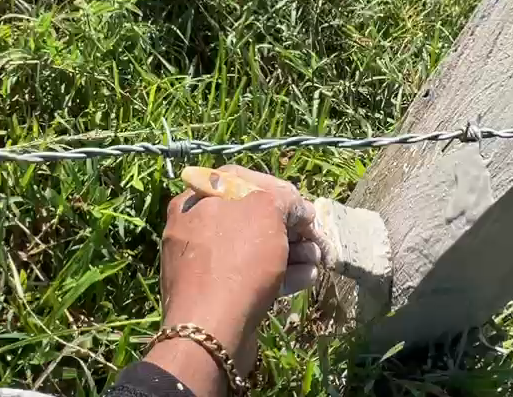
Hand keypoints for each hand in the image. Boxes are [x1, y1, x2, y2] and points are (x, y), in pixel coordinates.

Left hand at [146, 165, 317, 392]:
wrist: (209, 333)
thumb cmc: (238, 259)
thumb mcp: (269, 211)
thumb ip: (286, 200)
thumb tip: (299, 211)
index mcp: (199, 198)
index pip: (245, 180)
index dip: (279, 189)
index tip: (301, 205)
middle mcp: (196, 225)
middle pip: (252, 217)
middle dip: (289, 227)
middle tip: (314, 238)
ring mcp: (203, 261)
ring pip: (254, 248)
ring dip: (290, 251)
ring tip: (316, 260)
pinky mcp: (213, 293)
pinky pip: (248, 274)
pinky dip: (277, 274)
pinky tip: (306, 278)